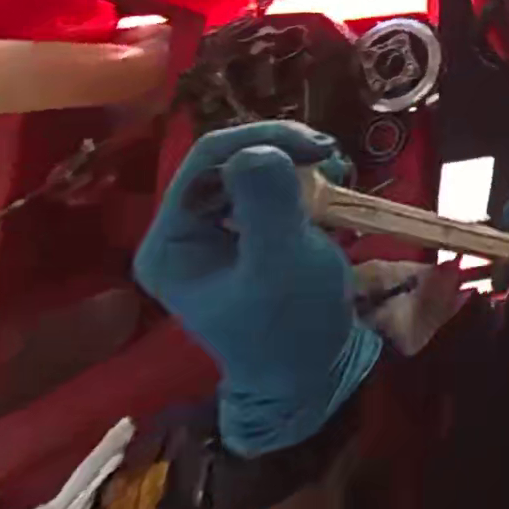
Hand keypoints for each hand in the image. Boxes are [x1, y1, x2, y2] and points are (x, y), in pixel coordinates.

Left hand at [134, 121, 381, 455]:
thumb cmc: (292, 323)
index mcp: (172, 241)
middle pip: (230, 157)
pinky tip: (330, 184)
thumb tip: (260, 150)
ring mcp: (219, 227)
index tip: (320, 150)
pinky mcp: (252, 227)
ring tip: (336, 172)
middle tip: (331, 157)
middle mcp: (187, 228)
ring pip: (254, 164)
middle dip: (285, 150)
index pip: (206, 162)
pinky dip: (305, 175)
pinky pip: (273, 181)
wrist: (315, 366)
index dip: (263, 142)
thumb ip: (266, 206)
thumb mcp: (281, 264)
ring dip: (298, 160)